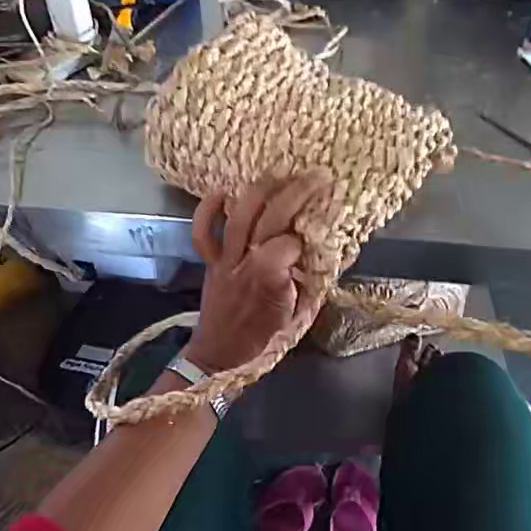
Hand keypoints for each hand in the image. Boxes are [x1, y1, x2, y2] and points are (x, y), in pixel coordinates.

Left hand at [183, 171, 328, 372]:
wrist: (219, 357)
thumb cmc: (263, 340)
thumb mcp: (297, 317)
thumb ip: (309, 284)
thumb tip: (327, 255)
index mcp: (271, 280)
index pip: (291, 242)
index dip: (309, 233)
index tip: (323, 231)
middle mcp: (246, 263)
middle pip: (269, 218)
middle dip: (295, 193)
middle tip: (317, 176)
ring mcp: (225, 259)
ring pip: (239, 216)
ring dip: (260, 190)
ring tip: (280, 174)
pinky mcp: (209, 261)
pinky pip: (203, 232)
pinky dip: (208, 210)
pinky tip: (223, 191)